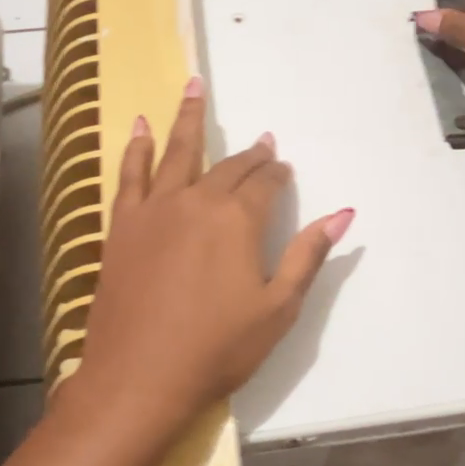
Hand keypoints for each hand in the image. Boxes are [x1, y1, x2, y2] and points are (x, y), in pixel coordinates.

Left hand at [70, 78, 352, 430]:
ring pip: (176, 152)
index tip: (284, 168)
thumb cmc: (218, 349)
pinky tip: (138, 126)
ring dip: (188, 118)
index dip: (278, 175)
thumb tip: (343, 213)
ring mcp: (153, 210)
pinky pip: (129, 174)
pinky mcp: (121, 226)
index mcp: (238, 221)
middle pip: (227, 167)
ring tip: (195, 87)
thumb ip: (307, 255)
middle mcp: (196, 202)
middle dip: (248, 155)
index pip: (265, 184)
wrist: (139, 378)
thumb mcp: (278, 308)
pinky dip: (136, 147)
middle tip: (262, 141)